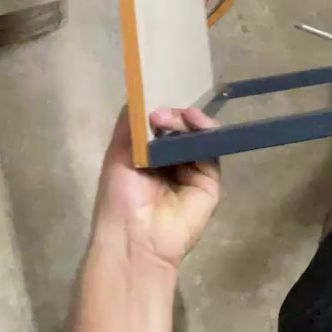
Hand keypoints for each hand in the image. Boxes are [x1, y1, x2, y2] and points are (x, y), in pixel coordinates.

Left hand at [93, 105, 222, 269]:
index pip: (163, 127)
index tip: (156, 98)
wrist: (134, 238)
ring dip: (190, 120)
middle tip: (161, 114)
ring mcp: (194, 171)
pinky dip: (206, 132)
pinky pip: (212, 150)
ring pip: (200, 135)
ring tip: (179, 117)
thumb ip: (130, 123)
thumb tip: (142, 92)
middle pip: (184, 128)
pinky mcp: (211, 180)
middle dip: (175, 115)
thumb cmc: (119, 197)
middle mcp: (174, 162)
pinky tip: (194, 123)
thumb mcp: (118, 155)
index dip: (162, 110)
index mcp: (151, 158)